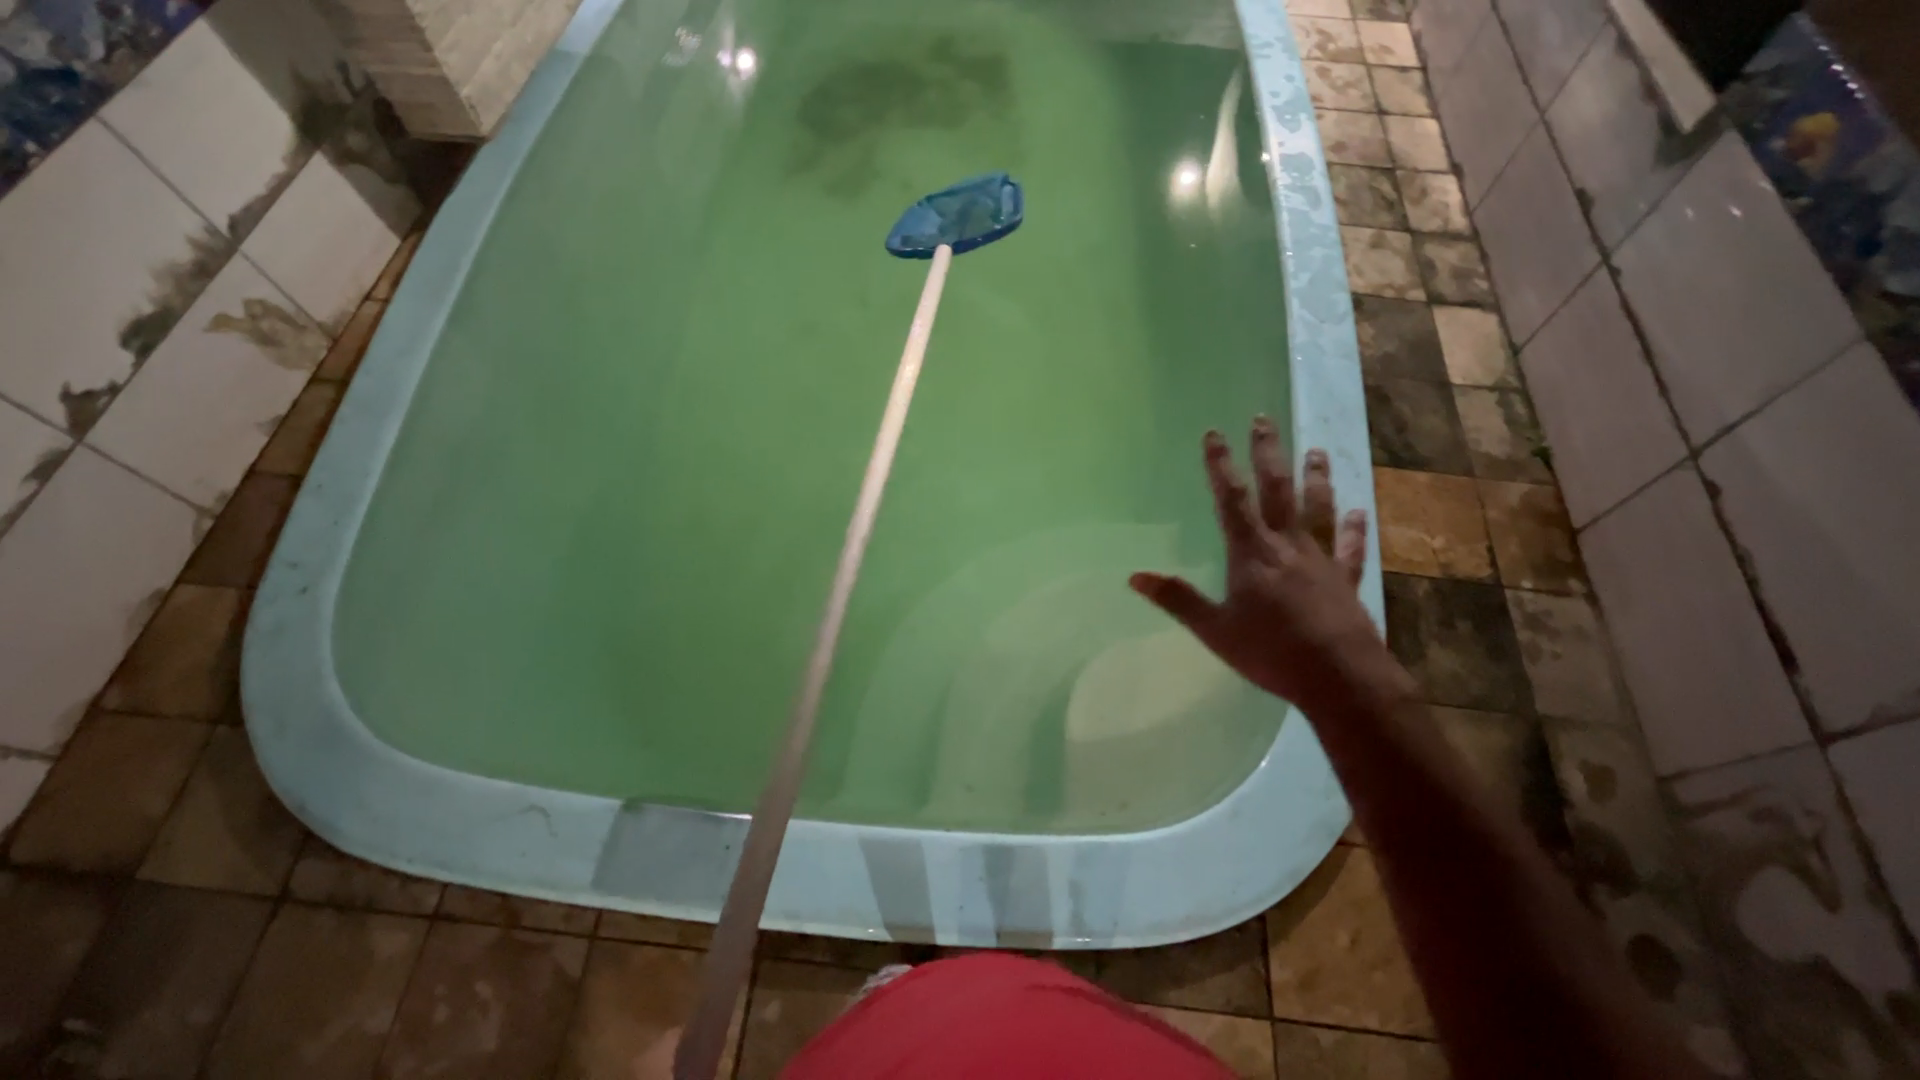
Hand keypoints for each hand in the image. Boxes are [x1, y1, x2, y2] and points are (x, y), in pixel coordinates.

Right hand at [1130, 417, 1389, 711]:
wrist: (1340, 676)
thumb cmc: (1271, 652)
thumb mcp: (1215, 630)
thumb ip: (1177, 600)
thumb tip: (1134, 576)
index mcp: (1251, 553)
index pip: (1231, 499)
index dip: (1220, 465)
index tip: (1214, 433)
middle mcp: (1287, 546)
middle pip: (1277, 490)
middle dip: (1268, 453)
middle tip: (1264, 420)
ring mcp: (1321, 560)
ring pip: (1318, 509)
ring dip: (1316, 478)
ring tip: (1318, 450)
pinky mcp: (1346, 581)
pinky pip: (1350, 548)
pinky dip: (1354, 528)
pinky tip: (1359, 511)